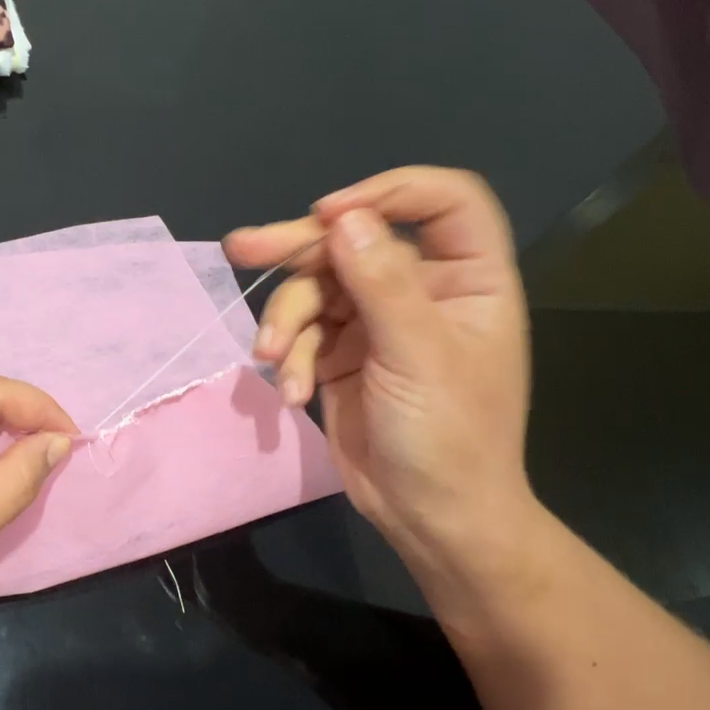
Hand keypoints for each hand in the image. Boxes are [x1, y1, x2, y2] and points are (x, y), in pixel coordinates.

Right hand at [223, 167, 533, 562]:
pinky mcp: (340, 354)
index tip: (332, 215)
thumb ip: (382, 283)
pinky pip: (302, 335)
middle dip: (298, 250)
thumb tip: (344, 217)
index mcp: (468, 278)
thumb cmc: (450, 437)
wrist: (429, 516)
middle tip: (241, 247)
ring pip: (316, 290)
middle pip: (354, 242)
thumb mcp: (418, 356)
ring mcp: (376, 322)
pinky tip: (291, 393)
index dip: (388, 193)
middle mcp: (422, 289)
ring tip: (271, 359)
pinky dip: (290, 359)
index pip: (441, 202)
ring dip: (286, 322)